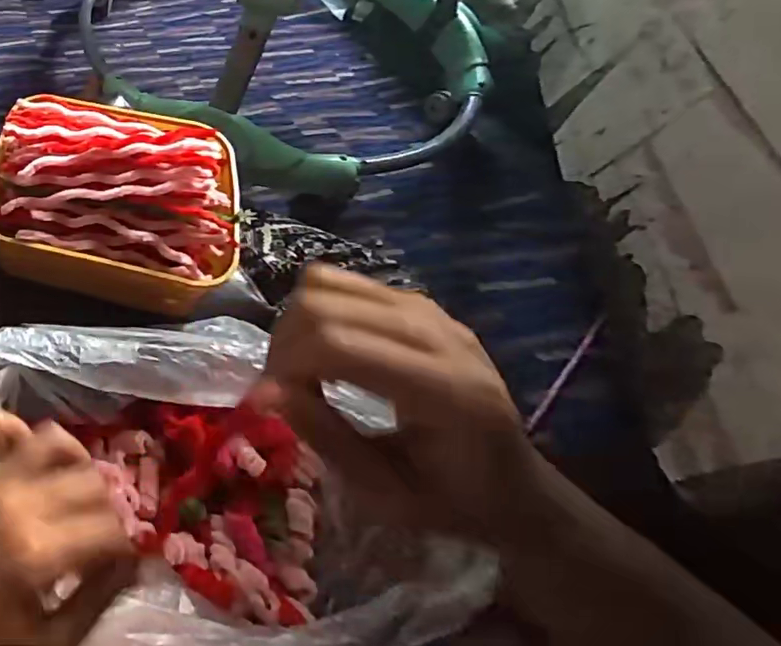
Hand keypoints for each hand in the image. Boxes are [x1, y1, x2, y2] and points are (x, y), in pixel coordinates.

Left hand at [0, 410, 136, 645]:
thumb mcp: (50, 643)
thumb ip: (97, 598)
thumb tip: (136, 562)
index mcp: (35, 552)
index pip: (108, 527)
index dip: (126, 545)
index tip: (126, 560)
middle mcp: (14, 501)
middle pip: (88, 480)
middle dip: (108, 507)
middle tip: (106, 534)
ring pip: (53, 439)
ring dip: (76, 463)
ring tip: (79, 493)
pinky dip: (23, 432)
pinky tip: (37, 464)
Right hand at [254, 265, 544, 546]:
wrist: (514, 484)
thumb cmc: (452, 500)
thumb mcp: (388, 496)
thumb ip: (327, 439)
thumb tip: (266, 391)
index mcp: (445, 390)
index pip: (336, 344)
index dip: (287, 366)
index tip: (271, 401)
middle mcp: (438, 334)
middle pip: (322, 306)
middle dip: (284, 344)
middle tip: (283, 385)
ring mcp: (427, 308)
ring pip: (324, 283)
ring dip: (294, 323)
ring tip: (300, 364)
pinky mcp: (415, 299)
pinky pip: (340, 281)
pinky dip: (314, 308)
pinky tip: (324, 347)